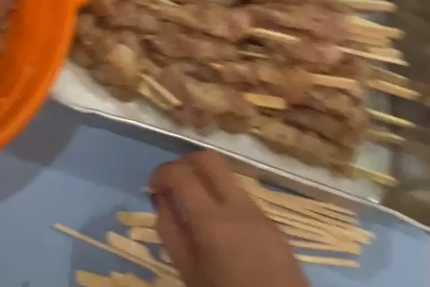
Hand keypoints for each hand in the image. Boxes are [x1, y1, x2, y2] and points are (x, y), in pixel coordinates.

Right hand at [151, 152, 308, 286]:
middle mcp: (240, 209)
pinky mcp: (276, 227)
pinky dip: (225, 201)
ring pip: (229, 177)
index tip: (153, 188)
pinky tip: (222, 228)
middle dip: (185, 163)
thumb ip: (169, 229)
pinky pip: (244, 200)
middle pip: (210, 159)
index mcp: (213, 222)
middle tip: (174, 184)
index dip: (160, 173)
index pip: (180, 173)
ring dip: (206, 182)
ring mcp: (262, 216)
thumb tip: (161, 198)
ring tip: (196, 207)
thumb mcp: (187, 270)